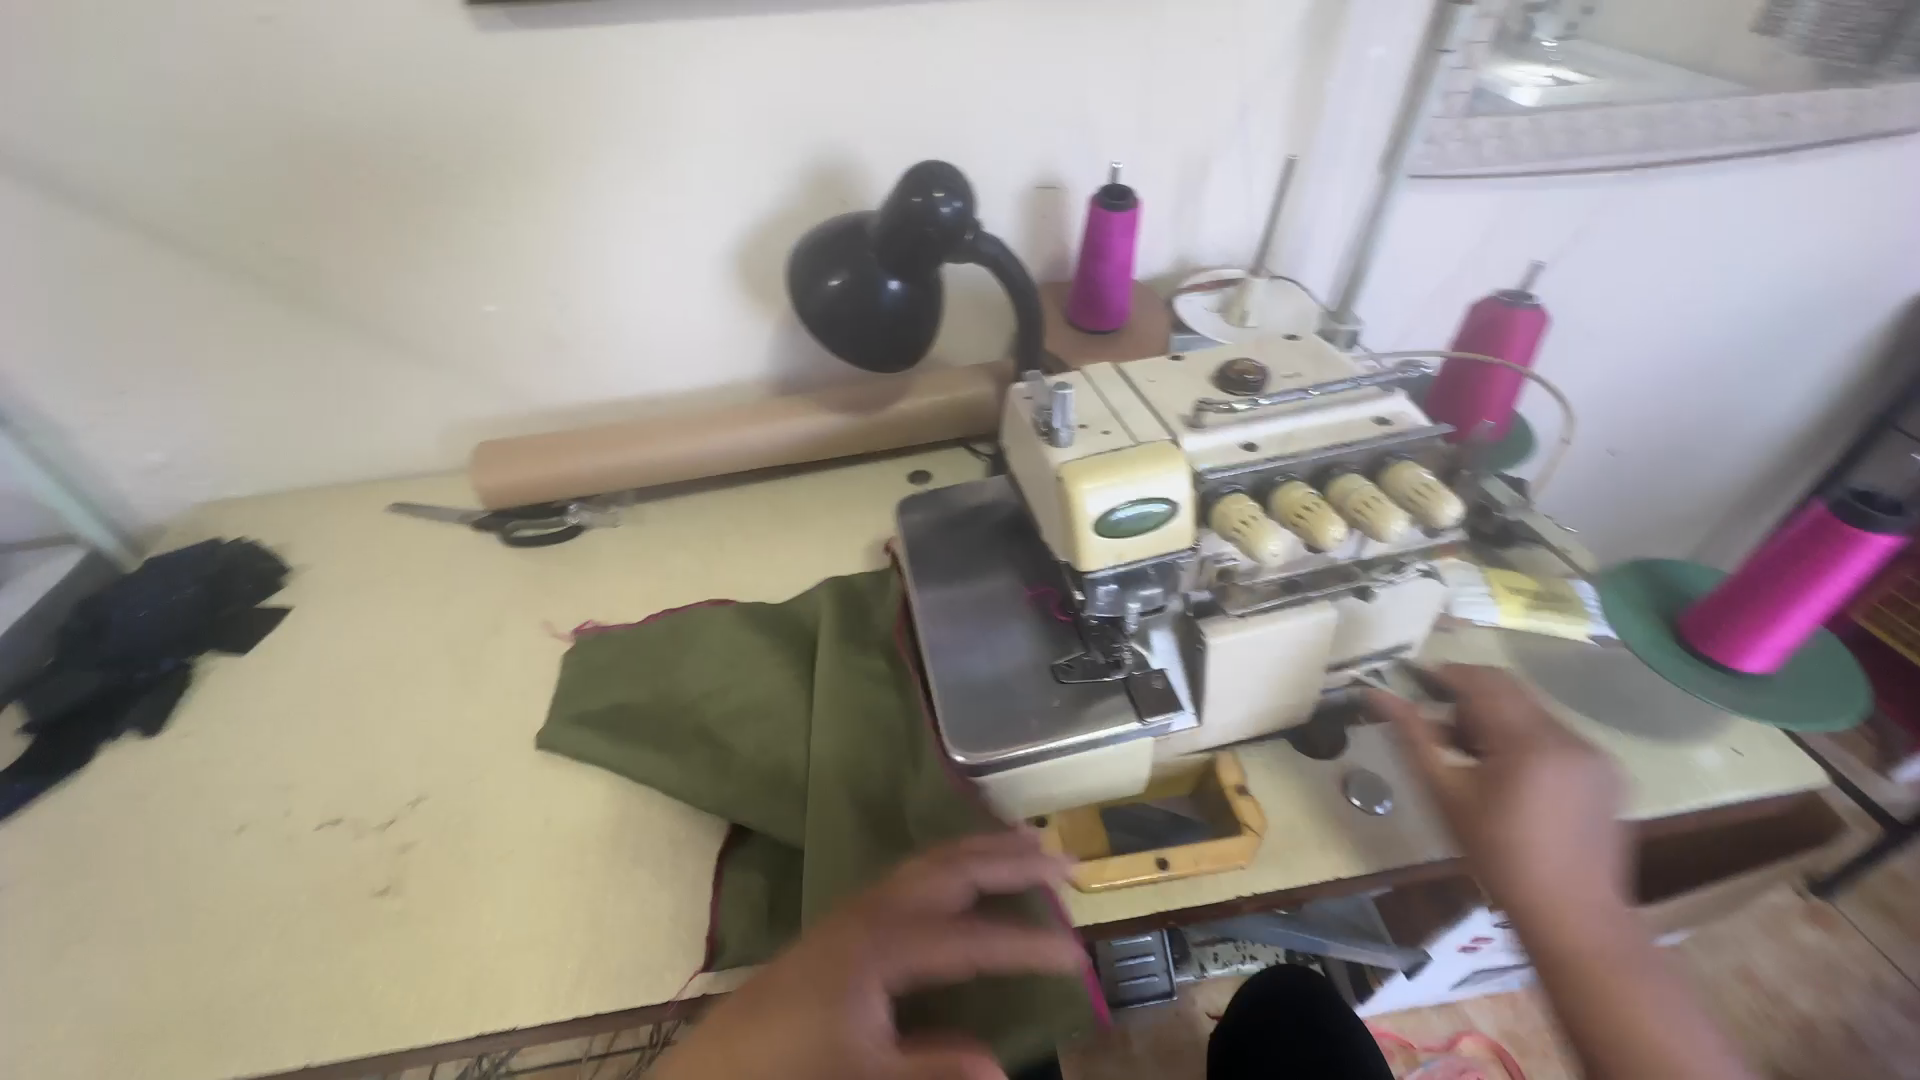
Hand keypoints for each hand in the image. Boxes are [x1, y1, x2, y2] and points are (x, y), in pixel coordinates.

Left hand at [651, 830, 1085, 1079]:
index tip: (1079, 955)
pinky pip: (917, 867)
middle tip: (1066, 860)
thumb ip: (932, 1066)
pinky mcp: (854, 911)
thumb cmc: (793, 1063)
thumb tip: (1002, 1068)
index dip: (1029, 945)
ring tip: (1030, 839)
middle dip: (1013, 861)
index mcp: (886, 944)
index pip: (975, 940)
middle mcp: (879, 907)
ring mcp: (864, 903)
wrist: (722, 1057)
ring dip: (985, 847)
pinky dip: (955, 857)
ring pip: (935, 858)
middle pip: (956, 869)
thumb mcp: (865, 1072)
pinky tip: (970, 865)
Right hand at [1366, 665, 1628, 918]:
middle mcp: (1570, 738)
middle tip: (1437, 723)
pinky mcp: (1608, 771)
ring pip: (1533, 711)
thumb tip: (1375, 695)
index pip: (1483, 682)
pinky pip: (1556, 734)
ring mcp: (1595, 754)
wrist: (1572, 912)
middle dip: (1469, 697)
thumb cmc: (1497, 854)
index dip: (1445, 673)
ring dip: (1496, 717)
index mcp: (1530, 743)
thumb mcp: (1444, 793)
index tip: (1414, 679)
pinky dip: (1524, 737)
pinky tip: (1506, 771)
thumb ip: (1412, 735)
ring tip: (1469, 752)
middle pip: (1510, 691)